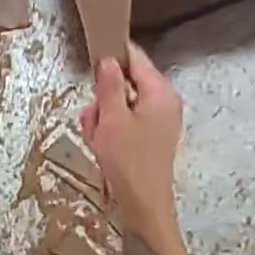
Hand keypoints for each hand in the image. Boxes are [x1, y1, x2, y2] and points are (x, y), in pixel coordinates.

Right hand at [78, 43, 182, 244]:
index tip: (93, 53)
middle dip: (101, 99)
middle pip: (124, 84)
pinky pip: (120, 122)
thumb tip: (108, 60)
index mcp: (160, 93)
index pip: (137, 61)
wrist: (141, 201)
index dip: (115, 55)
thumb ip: (109, 86)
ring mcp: (155, 121)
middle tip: (92, 117)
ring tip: (95, 137)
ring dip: (100, 117)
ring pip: (118, 105)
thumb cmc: (128, 158)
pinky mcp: (146, 137)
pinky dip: (106, 130)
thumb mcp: (112, 118)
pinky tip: (99, 145)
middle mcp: (162, 103)